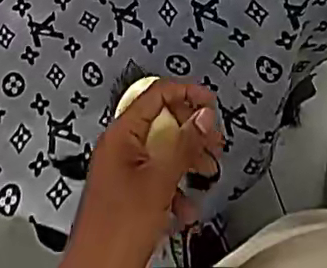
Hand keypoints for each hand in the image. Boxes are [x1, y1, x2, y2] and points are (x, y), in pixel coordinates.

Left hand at [62, 80, 221, 267]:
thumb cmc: (114, 234)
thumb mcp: (160, 180)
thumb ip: (185, 143)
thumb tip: (203, 116)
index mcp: (121, 135)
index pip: (157, 94)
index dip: (186, 93)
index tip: (208, 102)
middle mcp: (118, 148)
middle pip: (162, 122)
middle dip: (191, 131)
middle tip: (212, 140)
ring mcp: (121, 172)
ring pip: (163, 151)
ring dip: (187, 160)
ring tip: (206, 170)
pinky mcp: (126, 195)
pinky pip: (156, 176)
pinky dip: (175, 186)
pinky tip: (186, 205)